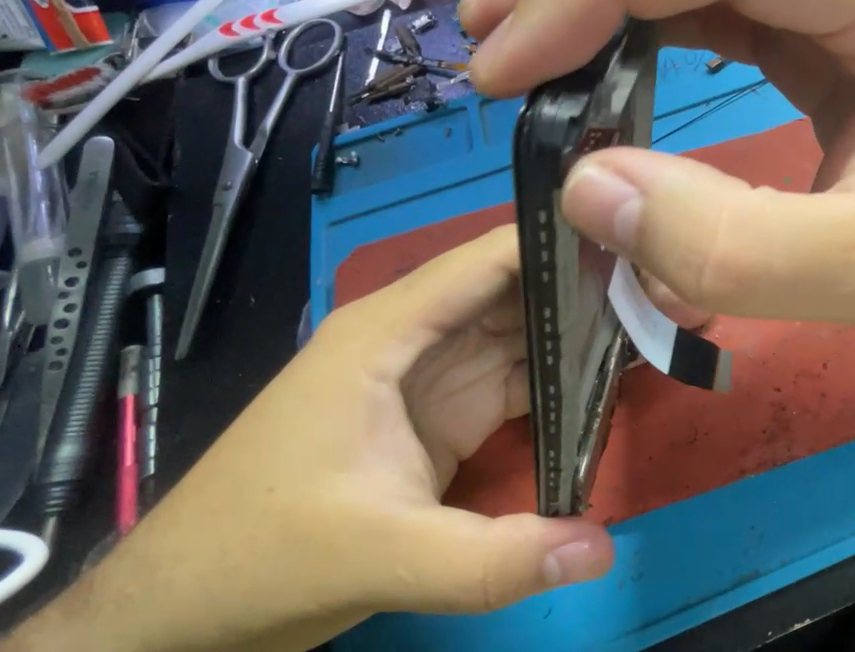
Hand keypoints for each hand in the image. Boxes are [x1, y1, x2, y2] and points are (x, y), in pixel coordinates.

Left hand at [2, 230, 614, 651]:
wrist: (175, 625)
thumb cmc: (255, 560)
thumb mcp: (374, 556)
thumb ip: (491, 557)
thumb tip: (605, 549)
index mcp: (391, 330)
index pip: (494, 257)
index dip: (568, 240)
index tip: (649, 240)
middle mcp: (422, 336)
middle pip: (525, 288)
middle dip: (599, 284)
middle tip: (679, 286)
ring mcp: (437, 375)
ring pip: (532, 331)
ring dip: (593, 328)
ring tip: (670, 319)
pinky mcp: (449, 414)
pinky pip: (526, 378)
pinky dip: (573, 375)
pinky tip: (624, 373)